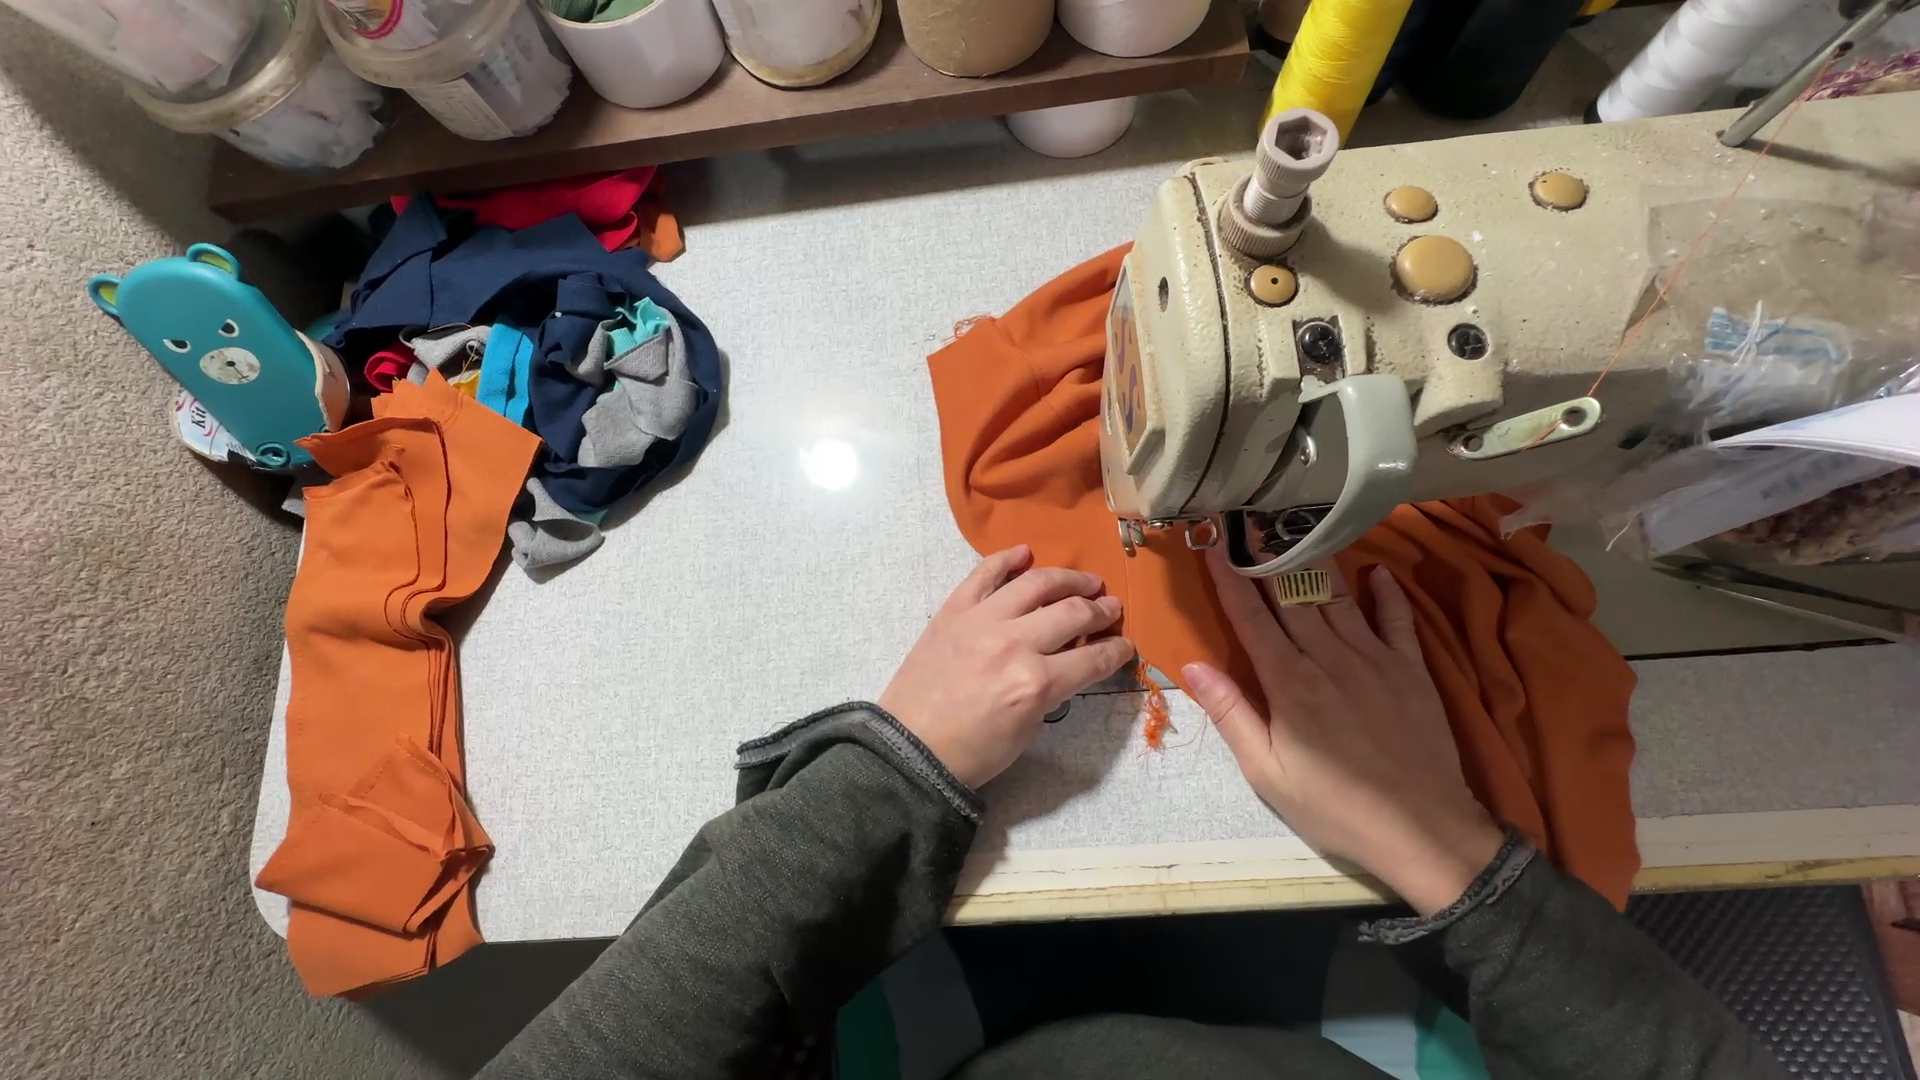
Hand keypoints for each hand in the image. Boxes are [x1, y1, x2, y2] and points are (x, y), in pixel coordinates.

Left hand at [881, 546, 1134, 789]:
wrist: (911, 748)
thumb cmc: (972, 751)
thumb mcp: (1027, 731)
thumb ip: (1054, 691)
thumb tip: (1074, 661)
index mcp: (1036, 683)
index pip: (1094, 658)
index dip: (1117, 650)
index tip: (1126, 644)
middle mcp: (1015, 644)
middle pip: (1072, 614)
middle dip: (1100, 610)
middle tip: (1110, 607)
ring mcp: (982, 620)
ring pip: (1036, 584)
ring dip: (1067, 578)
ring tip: (1085, 580)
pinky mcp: (954, 610)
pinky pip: (983, 574)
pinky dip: (1006, 559)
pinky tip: (1025, 553)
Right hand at [1185, 547, 1502, 915]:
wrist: (1423, 831)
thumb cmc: (1333, 806)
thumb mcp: (1267, 772)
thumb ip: (1231, 714)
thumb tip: (1192, 666)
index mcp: (1288, 681)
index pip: (1250, 616)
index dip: (1228, 578)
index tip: (1211, 543)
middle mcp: (1328, 657)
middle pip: (1289, 596)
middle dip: (1264, 556)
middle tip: (1248, 521)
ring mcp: (1374, 659)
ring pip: (1336, 598)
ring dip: (1313, 562)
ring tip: (1296, 531)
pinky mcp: (1410, 670)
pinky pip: (1396, 620)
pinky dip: (1386, 593)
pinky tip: (1375, 571)